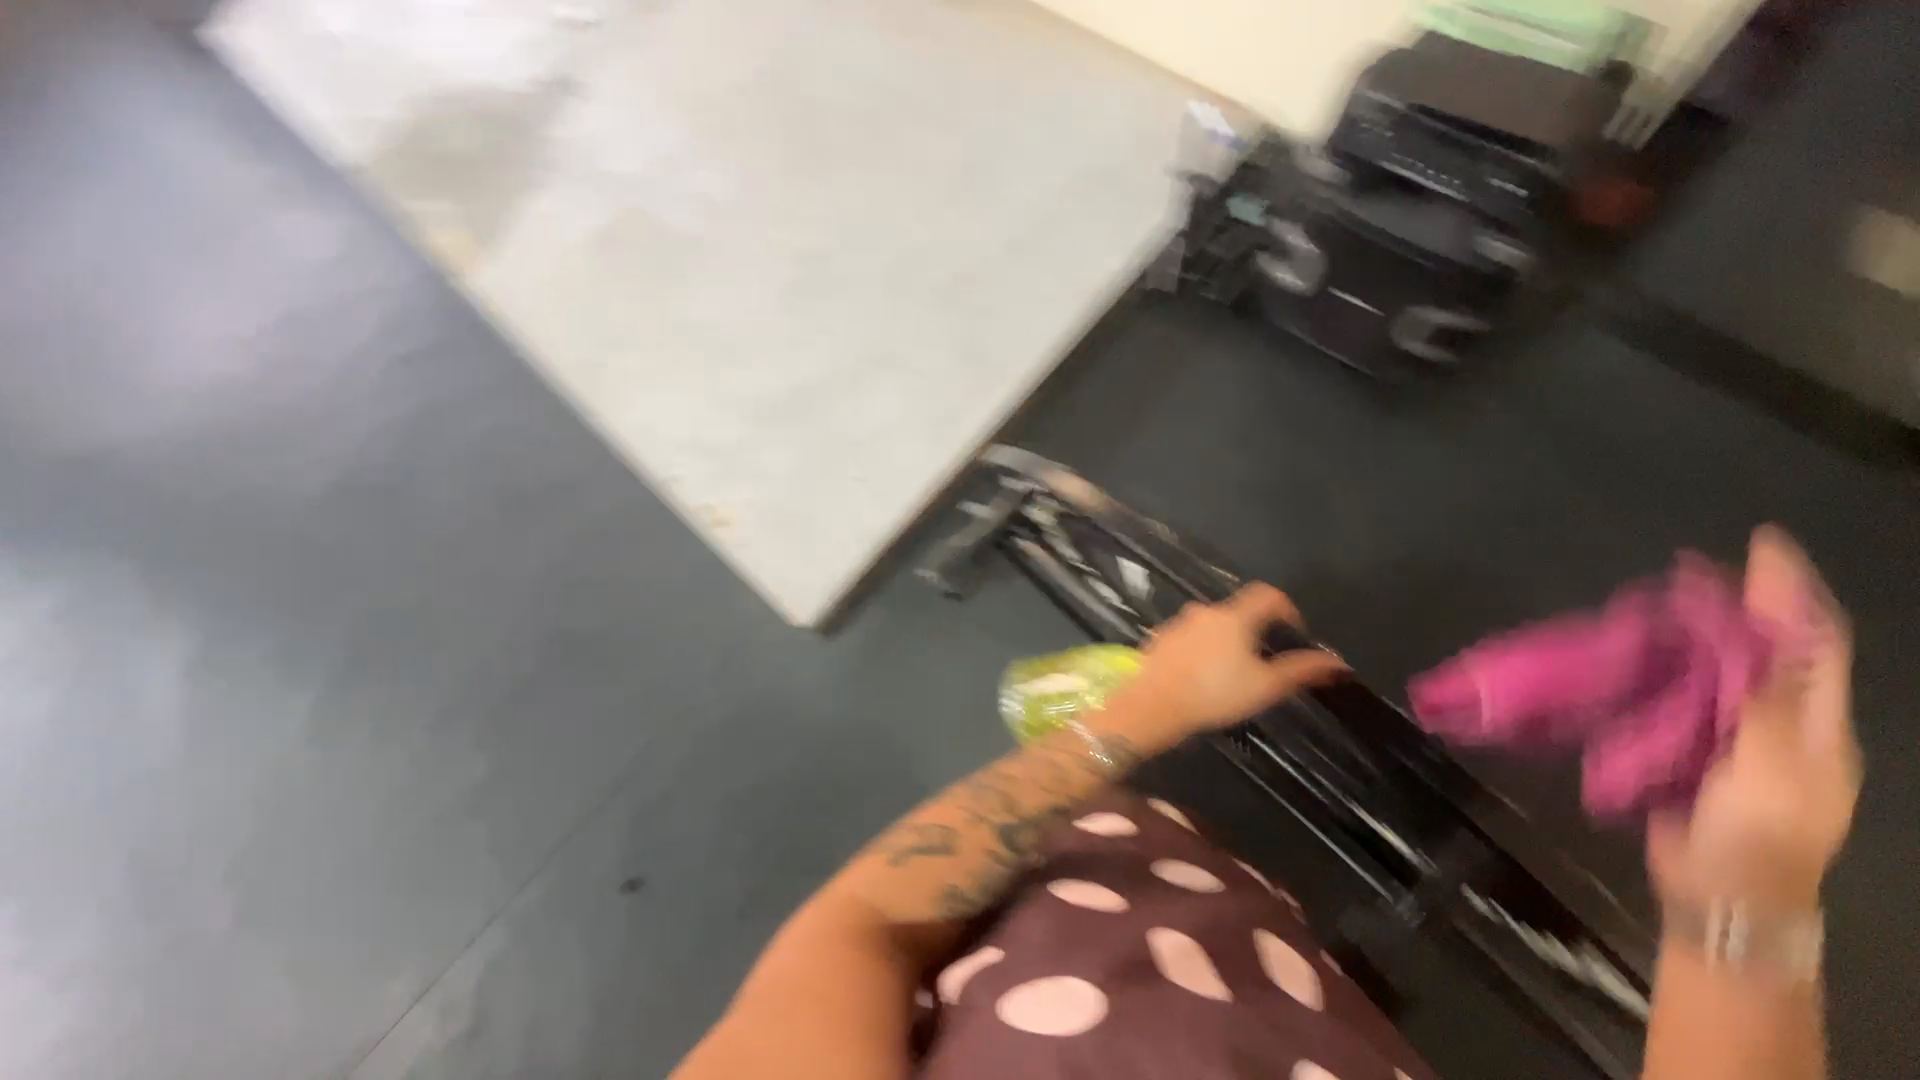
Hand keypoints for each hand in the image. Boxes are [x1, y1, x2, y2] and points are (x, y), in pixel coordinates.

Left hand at [1090, 583, 1347, 753]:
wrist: (1152, 705)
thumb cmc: (1214, 693)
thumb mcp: (1265, 686)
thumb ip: (1301, 670)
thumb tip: (1339, 662)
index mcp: (1234, 616)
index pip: (1267, 594)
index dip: (1286, 608)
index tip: (1293, 631)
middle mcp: (1204, 611)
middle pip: (1238, 611)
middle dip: (1254, 631)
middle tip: (1263, 661)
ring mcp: (1178, 624)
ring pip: (1211, 626)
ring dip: (1225, 641)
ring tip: (1231, 673)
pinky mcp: (1159, 640)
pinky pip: (1189, 639)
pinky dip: (1201, 650)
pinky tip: (1201, 677)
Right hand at [1646, 527, 1862, 913]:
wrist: (1721, 896)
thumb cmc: (1753, 836)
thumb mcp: (1772, 772)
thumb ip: (1771, 706)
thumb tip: (1769, 639)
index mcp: (1813, 725)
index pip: (1812, 644)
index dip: (1791, 592)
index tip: (1764, 544)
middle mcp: (1779, 721)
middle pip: (1766, 649)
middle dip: (1740, 605)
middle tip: (1695, 571)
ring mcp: (1734, 737)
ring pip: (1719, 671)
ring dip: (1694, 633)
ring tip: (1659, 604)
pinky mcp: (1690, 750)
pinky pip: (1679, 698)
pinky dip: (1660, 669)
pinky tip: (1635, 654)